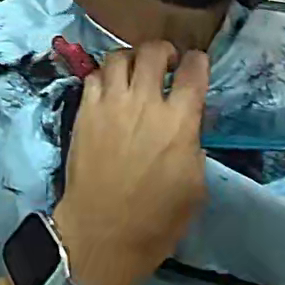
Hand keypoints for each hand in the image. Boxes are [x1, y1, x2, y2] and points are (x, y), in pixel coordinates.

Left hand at [52, 40, 208, 284]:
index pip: (193, 72)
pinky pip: (95, 75)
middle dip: (163, 50)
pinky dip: (106, 75)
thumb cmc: (156, 219)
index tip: (196, 62)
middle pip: (153, 52)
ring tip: (135, 69)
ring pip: (120, 56)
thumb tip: (190, 120)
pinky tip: (111, 87)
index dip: (198, 61)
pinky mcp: (86, 109)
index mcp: (178, 123)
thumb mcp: (195, 186)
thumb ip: (194, 143)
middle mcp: (144, 103)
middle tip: (165, 61)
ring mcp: (111, 103)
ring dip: (132, 58)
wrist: (103, 233)